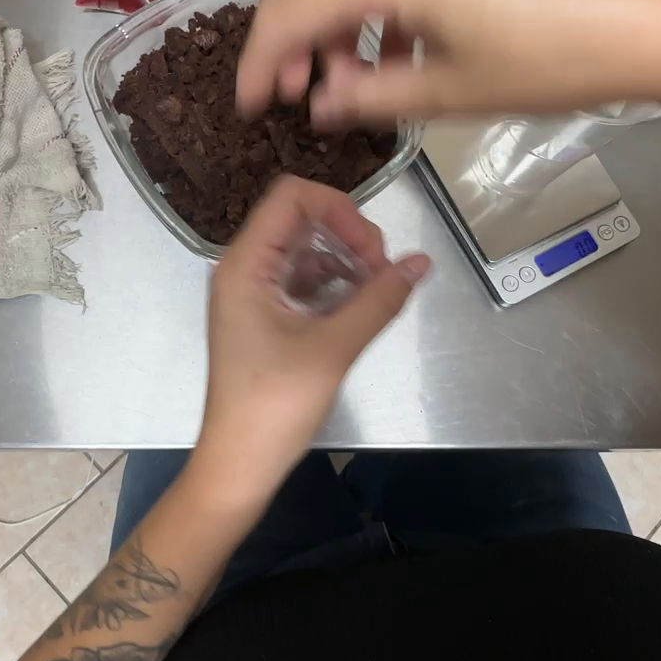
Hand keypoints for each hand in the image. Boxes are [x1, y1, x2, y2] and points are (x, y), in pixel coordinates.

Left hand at [193, 175, 429, 490]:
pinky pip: (304, 283)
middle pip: (302, 221)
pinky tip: (361, 307)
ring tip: (378, 292)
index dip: (340, 209)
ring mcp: (254, 294)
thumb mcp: (333, 348)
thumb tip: (421, 262)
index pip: (293, 197)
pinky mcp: (266, 318)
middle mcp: (245, 269)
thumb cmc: (273, 406)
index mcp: (245, 264)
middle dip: (349, 237)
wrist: (239, 463)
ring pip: (307, 253)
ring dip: (346, 263)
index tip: (373, 249)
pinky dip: (335, 287)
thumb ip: (380, 299)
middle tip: (383, 274)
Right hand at [236, 0, 660, 124]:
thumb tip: (320, 104)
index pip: (288, 12)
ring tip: (342, 74)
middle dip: (281, 31)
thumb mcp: (453, 93)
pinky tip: (394, 41)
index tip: (248, 107)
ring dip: (324, 9)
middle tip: (289, 91)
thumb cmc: (559, 57)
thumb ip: (371, 98)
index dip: (259, 65)